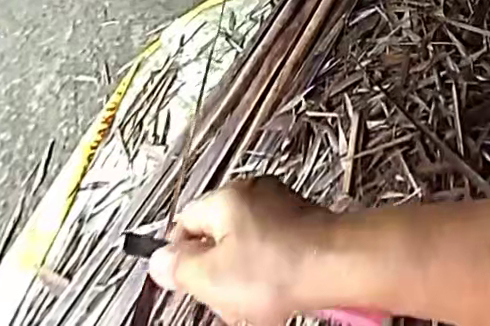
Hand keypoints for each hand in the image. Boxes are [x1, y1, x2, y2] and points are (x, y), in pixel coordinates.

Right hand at [148, 177, 331, 325]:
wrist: (329, 264)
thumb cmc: (275, 267)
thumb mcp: (210, 277)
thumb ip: (179, 267)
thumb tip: (160, 259)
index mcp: (227, 196)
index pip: (185, 220)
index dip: (179, 254)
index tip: (180, 280)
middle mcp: (254, 190)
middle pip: (216, 231)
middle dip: (213, 267)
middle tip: (218, 293)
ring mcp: (279, 203)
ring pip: (244, 242)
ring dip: (241, 272)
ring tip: (249, 298)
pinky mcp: (299, 220)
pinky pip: (270, 246)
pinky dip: (266, 268)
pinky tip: (272, 292)